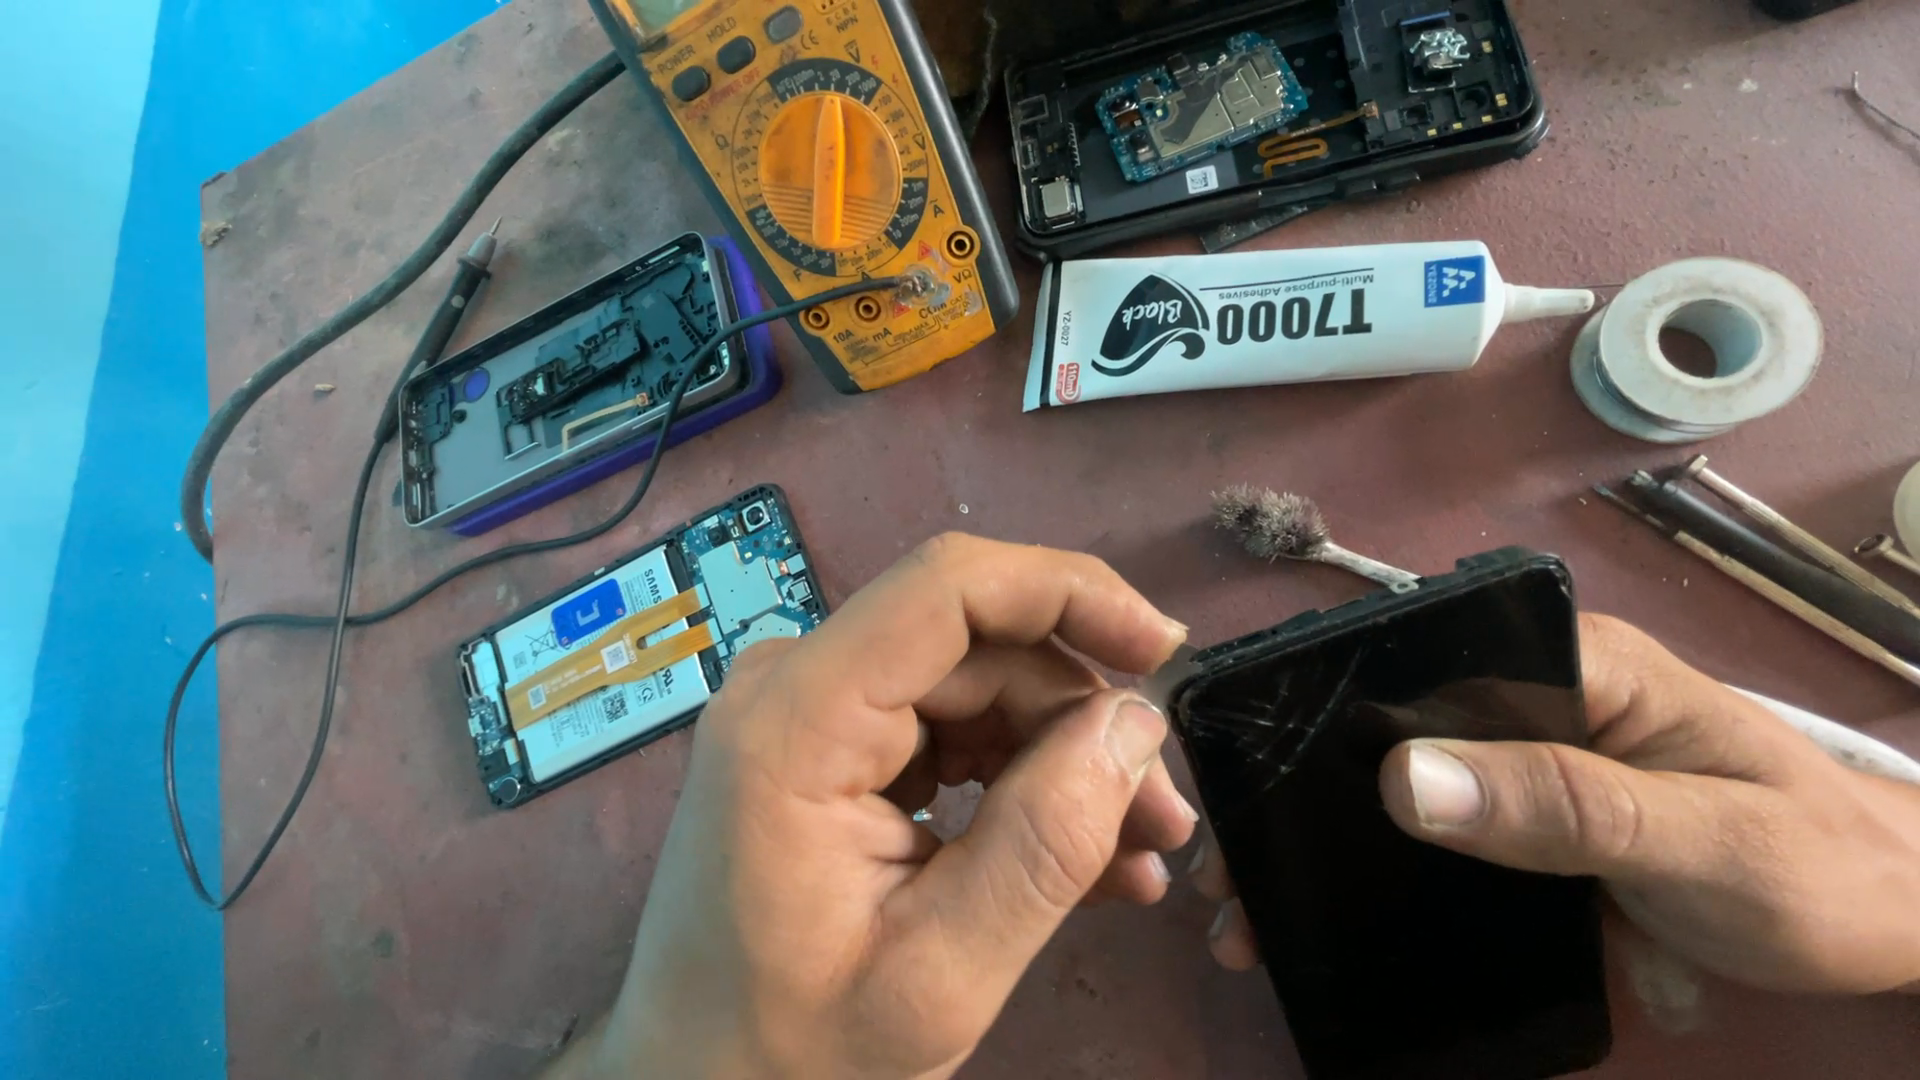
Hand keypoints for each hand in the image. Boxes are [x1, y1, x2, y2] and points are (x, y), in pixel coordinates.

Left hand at [547, 535, 1194, 1078]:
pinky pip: (954, 725)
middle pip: (978, 647)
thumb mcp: (939, 974)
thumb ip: (1046, 843)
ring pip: (980, 685)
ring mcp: (819, 705)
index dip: (1066, 591)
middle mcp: (800, 682)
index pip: (947, 588)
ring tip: (1133, 846)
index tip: (1159, 648)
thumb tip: (1134, 723)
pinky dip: (1021, 774)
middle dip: (1082, 714)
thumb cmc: (794, 1049)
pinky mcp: (841, 737)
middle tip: (1159, 810)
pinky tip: (1078, 848)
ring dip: (1064, 754)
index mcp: (798, 719)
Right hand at [1196, 613, 1919, 994]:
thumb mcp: (1708, 844)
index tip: (1251, 794)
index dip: (1314, 718)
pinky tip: (1316, 911)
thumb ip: (1565, 805)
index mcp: (1556, 658)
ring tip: (1243, 906)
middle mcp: (1514, 688)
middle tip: (1225, 870)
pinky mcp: (1507, 803)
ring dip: (1308, 839)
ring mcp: (1506, 748)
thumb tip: (1401, 780)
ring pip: (1378, 778)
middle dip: (1287, 793)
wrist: (1902, 927)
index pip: (1403, 663)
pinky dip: (1360, 865)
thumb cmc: (1823, 872)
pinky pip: (1415, 822)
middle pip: (1369, 724)